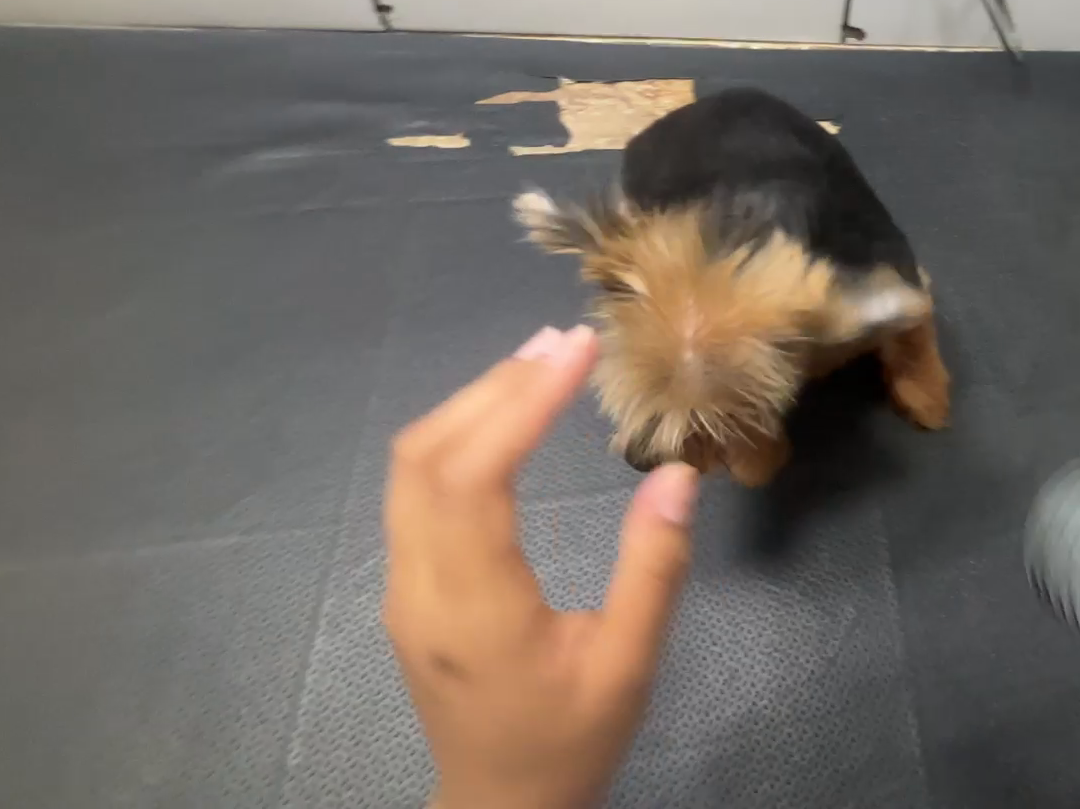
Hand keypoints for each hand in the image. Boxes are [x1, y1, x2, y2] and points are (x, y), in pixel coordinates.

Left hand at [383, 324, 699, 808]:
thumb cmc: (572, 738)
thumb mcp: (631, 661)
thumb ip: (654, 568)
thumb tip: (675, 475)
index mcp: (474, 606)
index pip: (474, 478)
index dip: (521, 403)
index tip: (576, 351)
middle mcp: (419, 585)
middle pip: (427, 456)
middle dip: (496, 385)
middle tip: (565, 341)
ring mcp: (405, 583)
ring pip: (413, 466)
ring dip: (475, 400)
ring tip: (542, 359)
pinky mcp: (412, 582)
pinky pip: (420, 485)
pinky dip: (463, 431)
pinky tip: (508, 413)